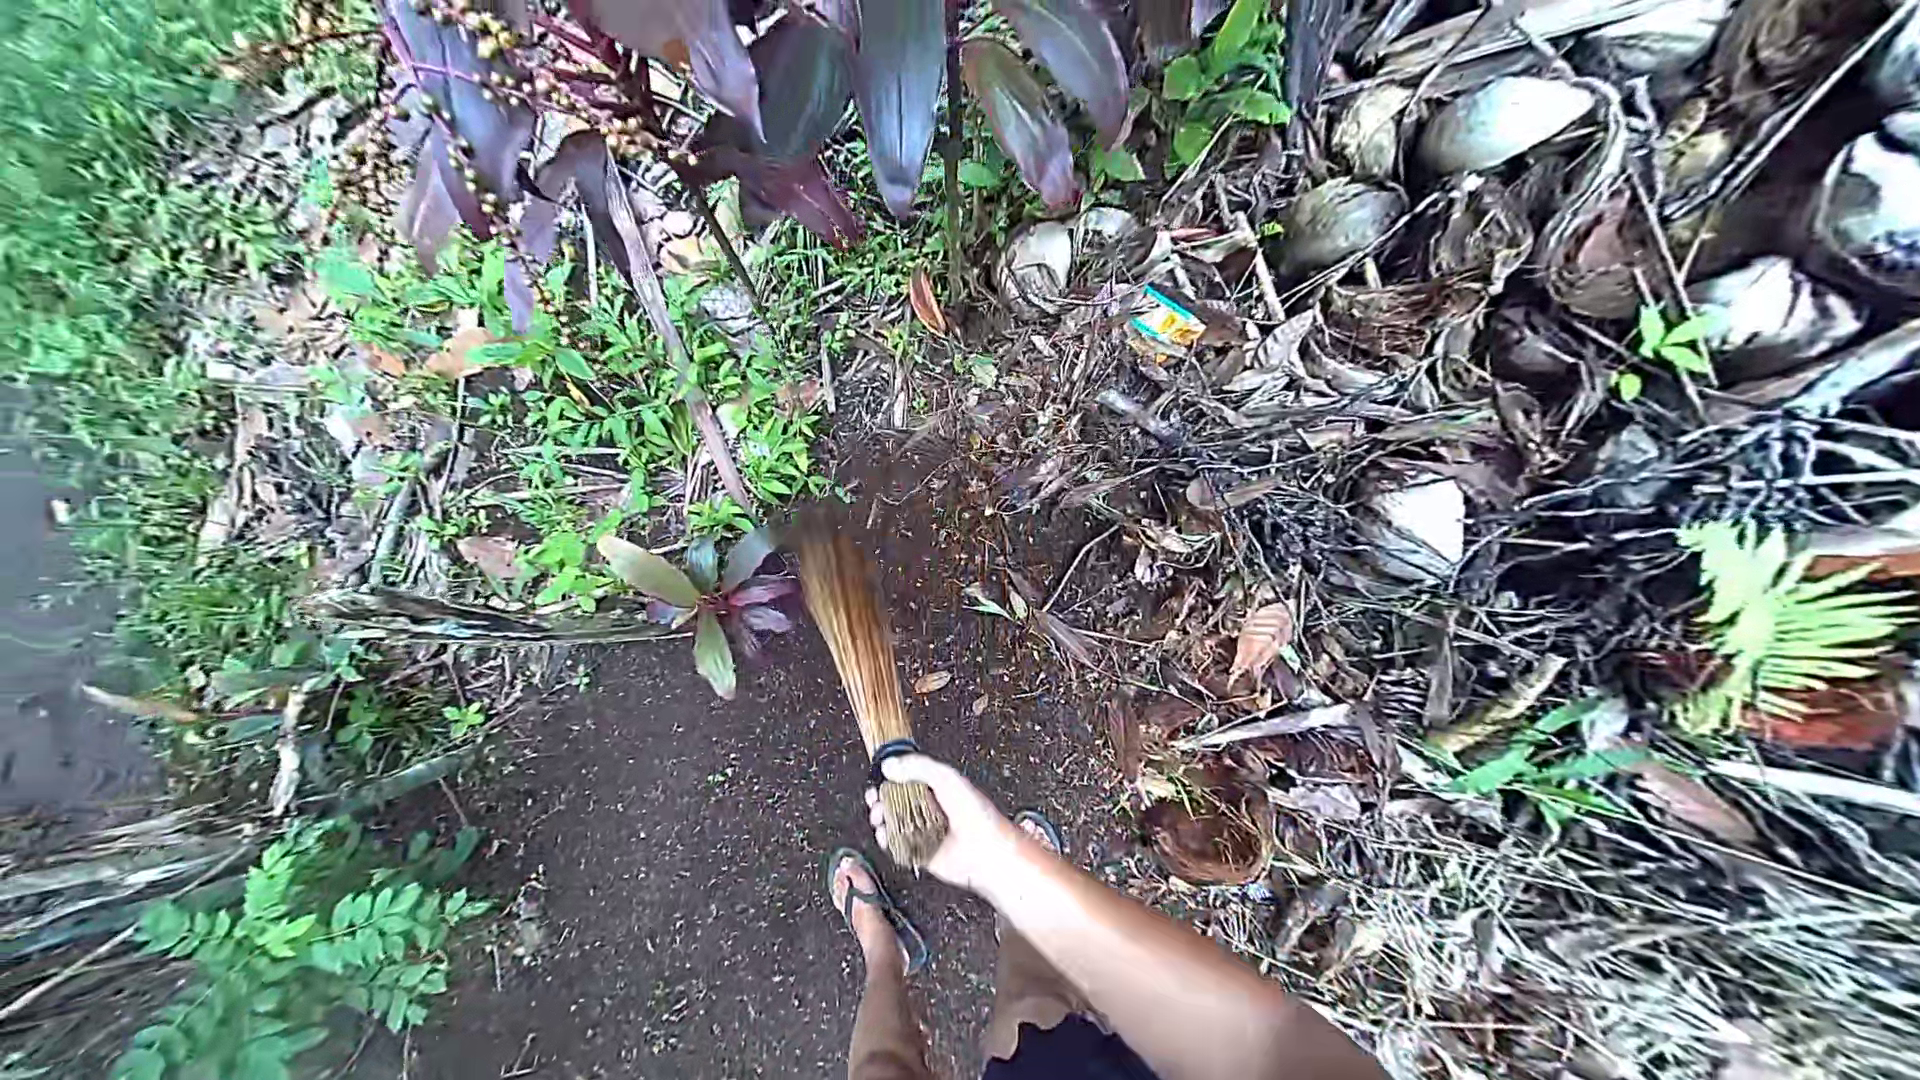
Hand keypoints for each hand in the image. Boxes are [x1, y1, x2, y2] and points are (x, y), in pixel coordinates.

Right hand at [865, 754, 1025, 893]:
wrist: (986, 850)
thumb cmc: (976, 813)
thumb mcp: (946, 777)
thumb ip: (918, 766)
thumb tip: (890, 765)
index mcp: (935, 786)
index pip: (905, 777)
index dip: (889, 777)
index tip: (878, 777)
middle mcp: (928, 807)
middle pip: (893, 800)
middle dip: (880, 798)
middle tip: (875, 799)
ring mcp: (923, 829)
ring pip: (891, 822)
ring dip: (880, 819)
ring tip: (879, 817)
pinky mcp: (919, 851)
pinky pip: (896, 845)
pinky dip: (886, 840)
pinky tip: (884, 834)